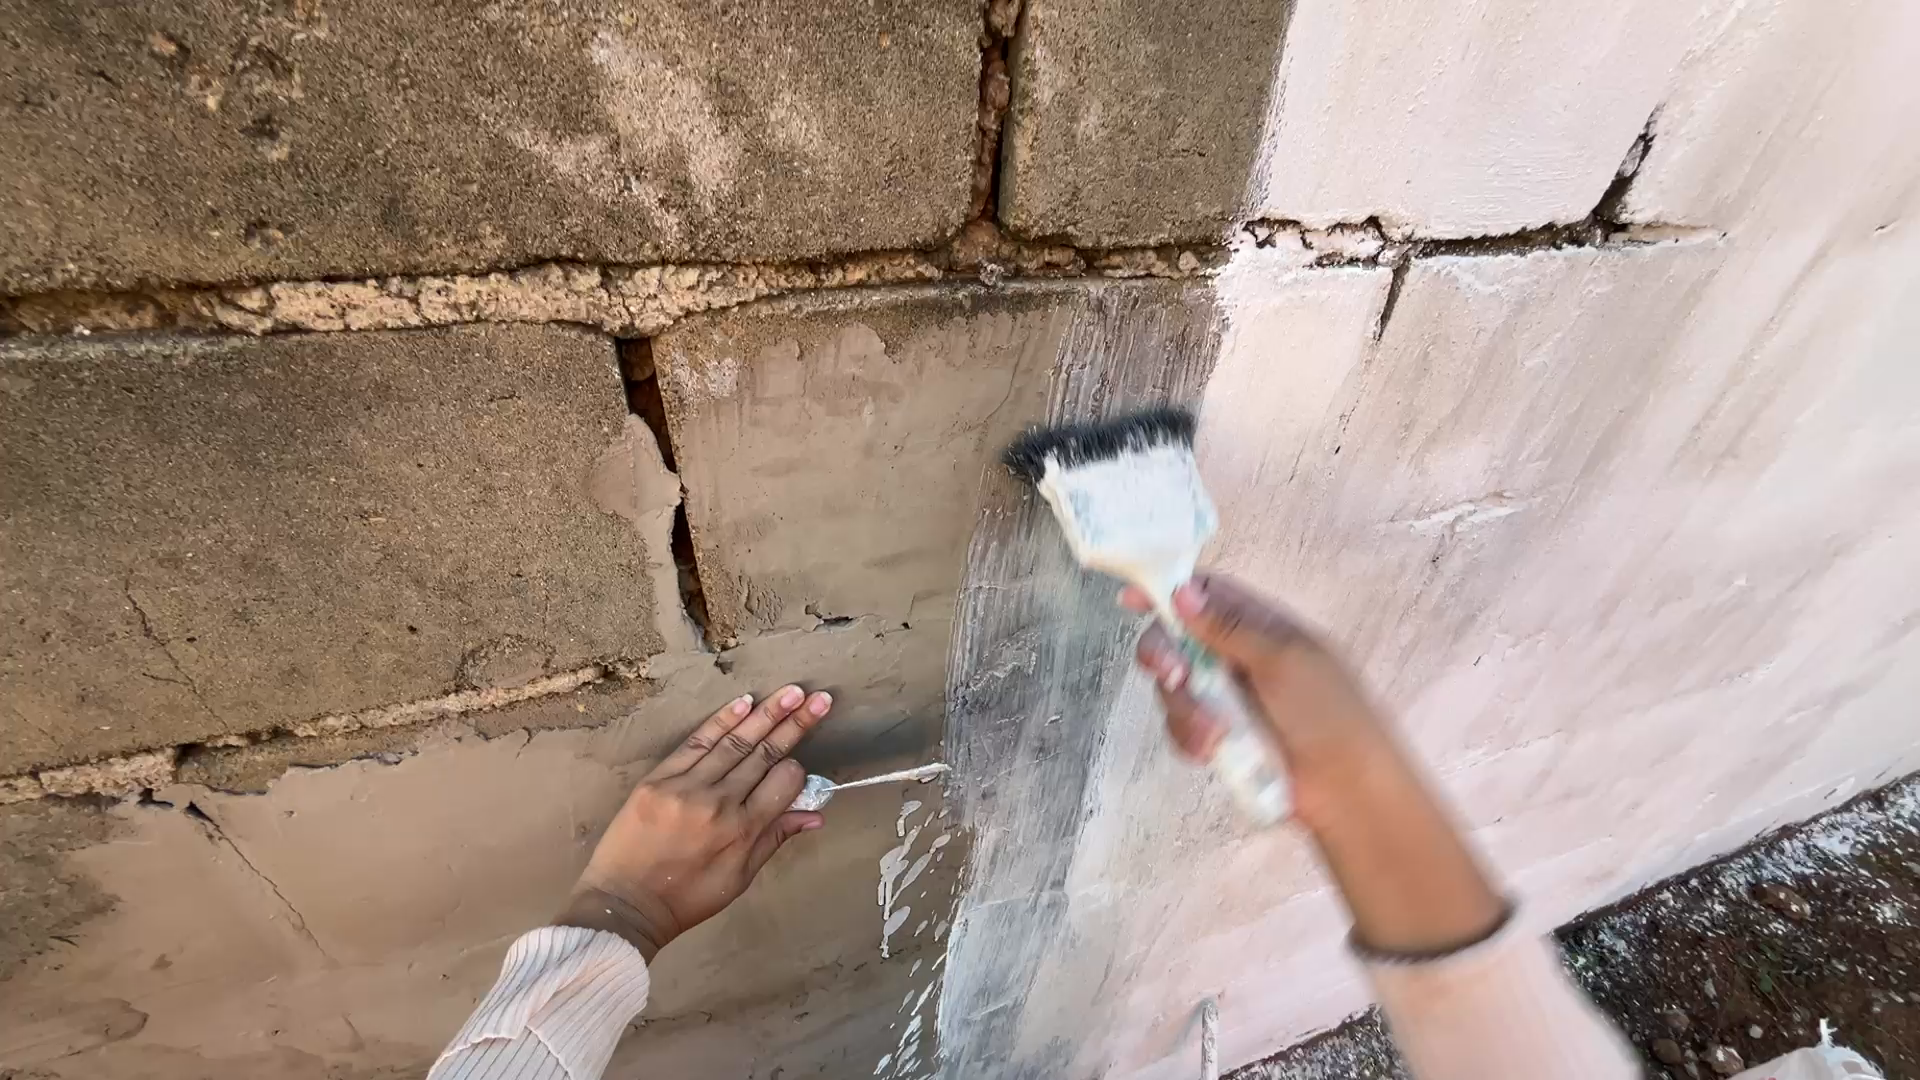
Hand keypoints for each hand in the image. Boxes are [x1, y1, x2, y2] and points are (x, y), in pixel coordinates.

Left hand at [556, 684, 832, 958]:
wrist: (622, 906)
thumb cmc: (687, 897)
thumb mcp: (740, 877)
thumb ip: (776, 838)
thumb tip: (815, 815)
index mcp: (742, 831)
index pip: (783, 782)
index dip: (796, 771)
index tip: (797, 766)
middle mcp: (719, 803)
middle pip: (765, 754)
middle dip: (796, 723)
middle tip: (820, 698)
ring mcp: (687, 787)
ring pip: (736, 742)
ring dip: (768, 713)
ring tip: (792, 692)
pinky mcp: (659, 778)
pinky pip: (698, 742)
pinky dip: (723, 720)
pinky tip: (746, 701)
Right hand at [1126, 573, 1505, 953]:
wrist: (1352, 795)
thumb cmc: (1332, 717)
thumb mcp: (1284, 660)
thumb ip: (1229, 627)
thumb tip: (1182, 591)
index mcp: (1261, 626)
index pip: (1207, 594)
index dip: (1168, 590)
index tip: (1129, 599)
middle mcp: (1237, 656)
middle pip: (1175, 639)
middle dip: (1164, 656)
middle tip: (1172, 676)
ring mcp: (1225, 697)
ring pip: (1174, 687)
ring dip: (1185, 709)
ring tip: (1214, 736)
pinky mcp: (1217, 735)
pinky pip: (1180, 725)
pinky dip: (1189, 737)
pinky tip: (1211, 752)